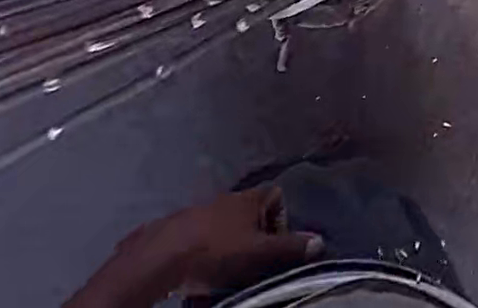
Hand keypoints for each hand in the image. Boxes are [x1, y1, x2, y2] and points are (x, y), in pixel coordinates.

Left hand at [79, 187, 322, 306]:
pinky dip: (192, 257)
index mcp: (249, 199)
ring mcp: (195, 213)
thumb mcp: (258, 254)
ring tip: (215, 280)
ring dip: (220, 251)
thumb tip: (321, 241)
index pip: (276, 196)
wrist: (156, 260)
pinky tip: (187, 278)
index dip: (280, 219)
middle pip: (247, 215)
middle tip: (245, 269)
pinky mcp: (168, 231)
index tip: (273, 246)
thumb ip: (290, 248)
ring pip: (218, 229)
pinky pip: (189, 242)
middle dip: (248, 241)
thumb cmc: (216, 252)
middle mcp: (225, 199)